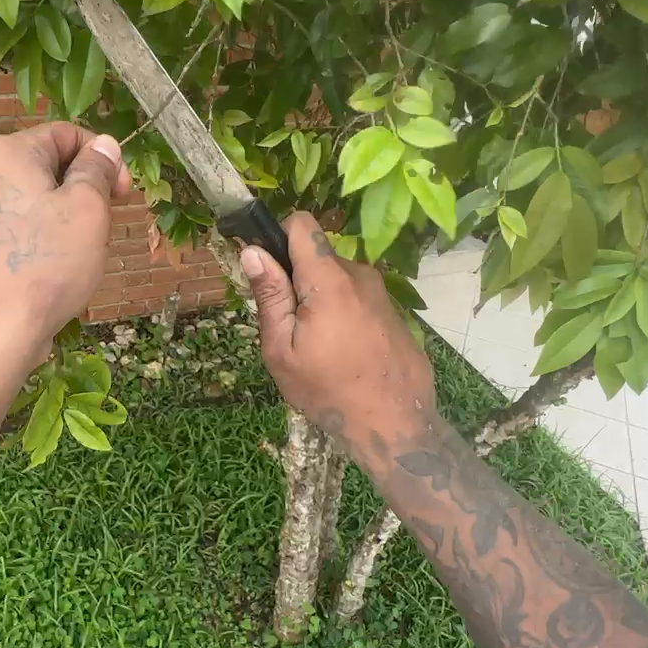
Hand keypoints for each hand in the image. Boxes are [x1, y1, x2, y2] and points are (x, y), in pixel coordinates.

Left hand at [0, 123, 130, 375]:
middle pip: (46, 167)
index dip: (102, 157)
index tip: (124, 192)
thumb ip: (97, 169)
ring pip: (32, 201)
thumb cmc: (47, 265)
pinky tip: (51, 271)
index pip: (65, 134)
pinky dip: (39, 240)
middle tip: (103, 226)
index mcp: (8, 153)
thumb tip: (103, 145)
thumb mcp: (88, 209)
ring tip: (78, 255)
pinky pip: (15, 229)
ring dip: (63, 218)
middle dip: (82, 191)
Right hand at [242, 213, 436, 457]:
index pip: (302, 224)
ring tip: (317, 346)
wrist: (394, 423)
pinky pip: (356, 297)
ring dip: (320, 300)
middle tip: (291, 329)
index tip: (270, 272)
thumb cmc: (328, 391)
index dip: (279, 238)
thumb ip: (270, 297)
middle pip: (317, 256)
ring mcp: (380, 292)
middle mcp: (359, 275)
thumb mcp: (282, 350)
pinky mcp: (392, 310)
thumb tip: (252, 252)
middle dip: (298, 281)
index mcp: (328, 280)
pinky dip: (342, 314)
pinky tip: (343, 353)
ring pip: (336, 279)